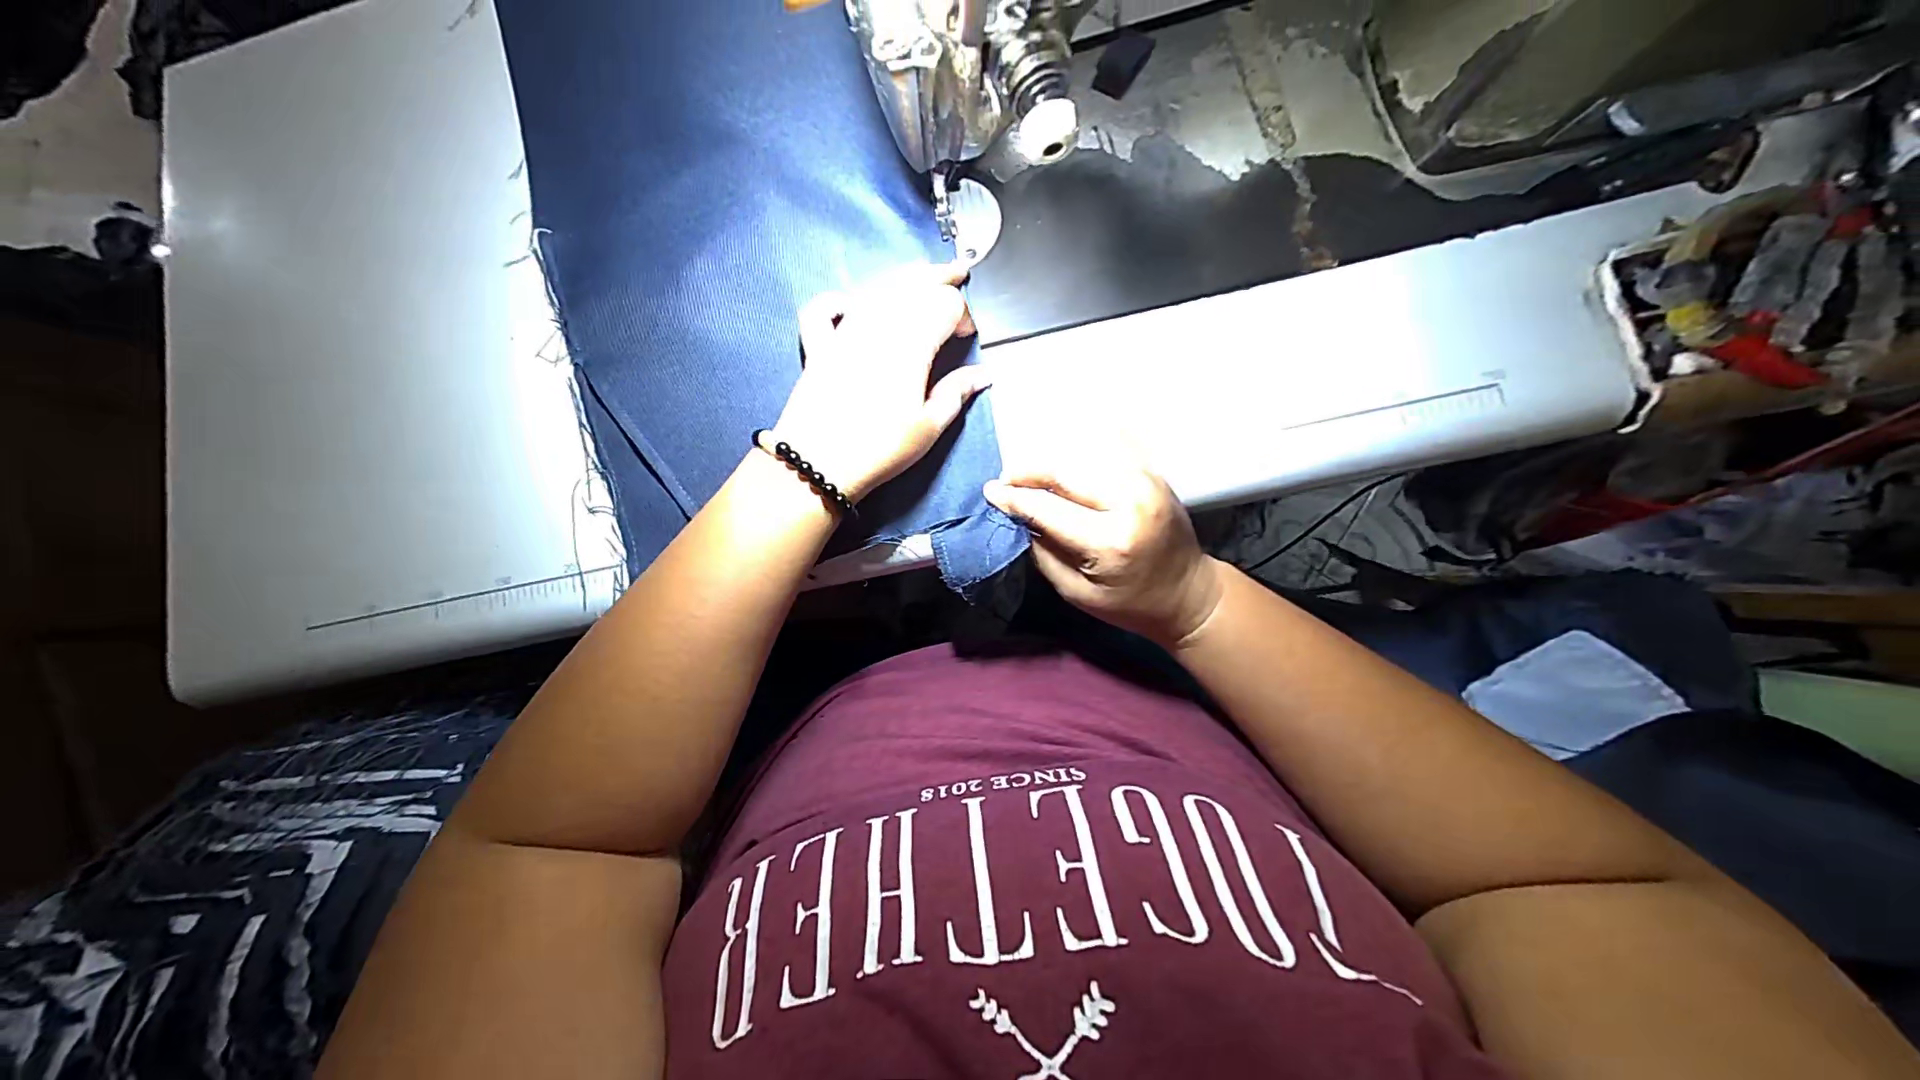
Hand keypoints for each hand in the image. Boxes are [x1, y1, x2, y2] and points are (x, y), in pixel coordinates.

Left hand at [764, 262, 987, 502]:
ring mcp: (845, 332)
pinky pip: (823, 308)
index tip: (967, 334)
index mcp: (911, 343)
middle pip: (913, 283)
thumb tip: (980, 376)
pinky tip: (851, 303)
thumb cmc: (876, 449)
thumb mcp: (929, 426)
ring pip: (876, 287)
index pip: (945, 304)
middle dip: (938, 277)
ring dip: (901, 278)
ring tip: (920, 277)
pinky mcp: (819, 346)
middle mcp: (878, 326)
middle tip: (956, 274)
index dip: (962, 313)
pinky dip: (838, 300)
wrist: (818, 464)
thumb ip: (956, 392)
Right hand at [984, 457, 1225, 647]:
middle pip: (1065, 470)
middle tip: (1007, 481)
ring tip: (1032, 476)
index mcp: (1110, 540)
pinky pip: (1108, 451)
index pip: (1048, 507)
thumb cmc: (1130, 604)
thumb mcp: (1076, 592)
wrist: (1189, 594)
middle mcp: (1129, 501)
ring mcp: (1145, 482)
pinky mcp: (1153, 474)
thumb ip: (1044, 551)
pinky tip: (1064, 463)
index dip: (1014, 498)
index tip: (990, 492)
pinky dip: (1081, 452)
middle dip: (1029, 472)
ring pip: (1084, 455)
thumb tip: (1020, 517)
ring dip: (1052, 462)